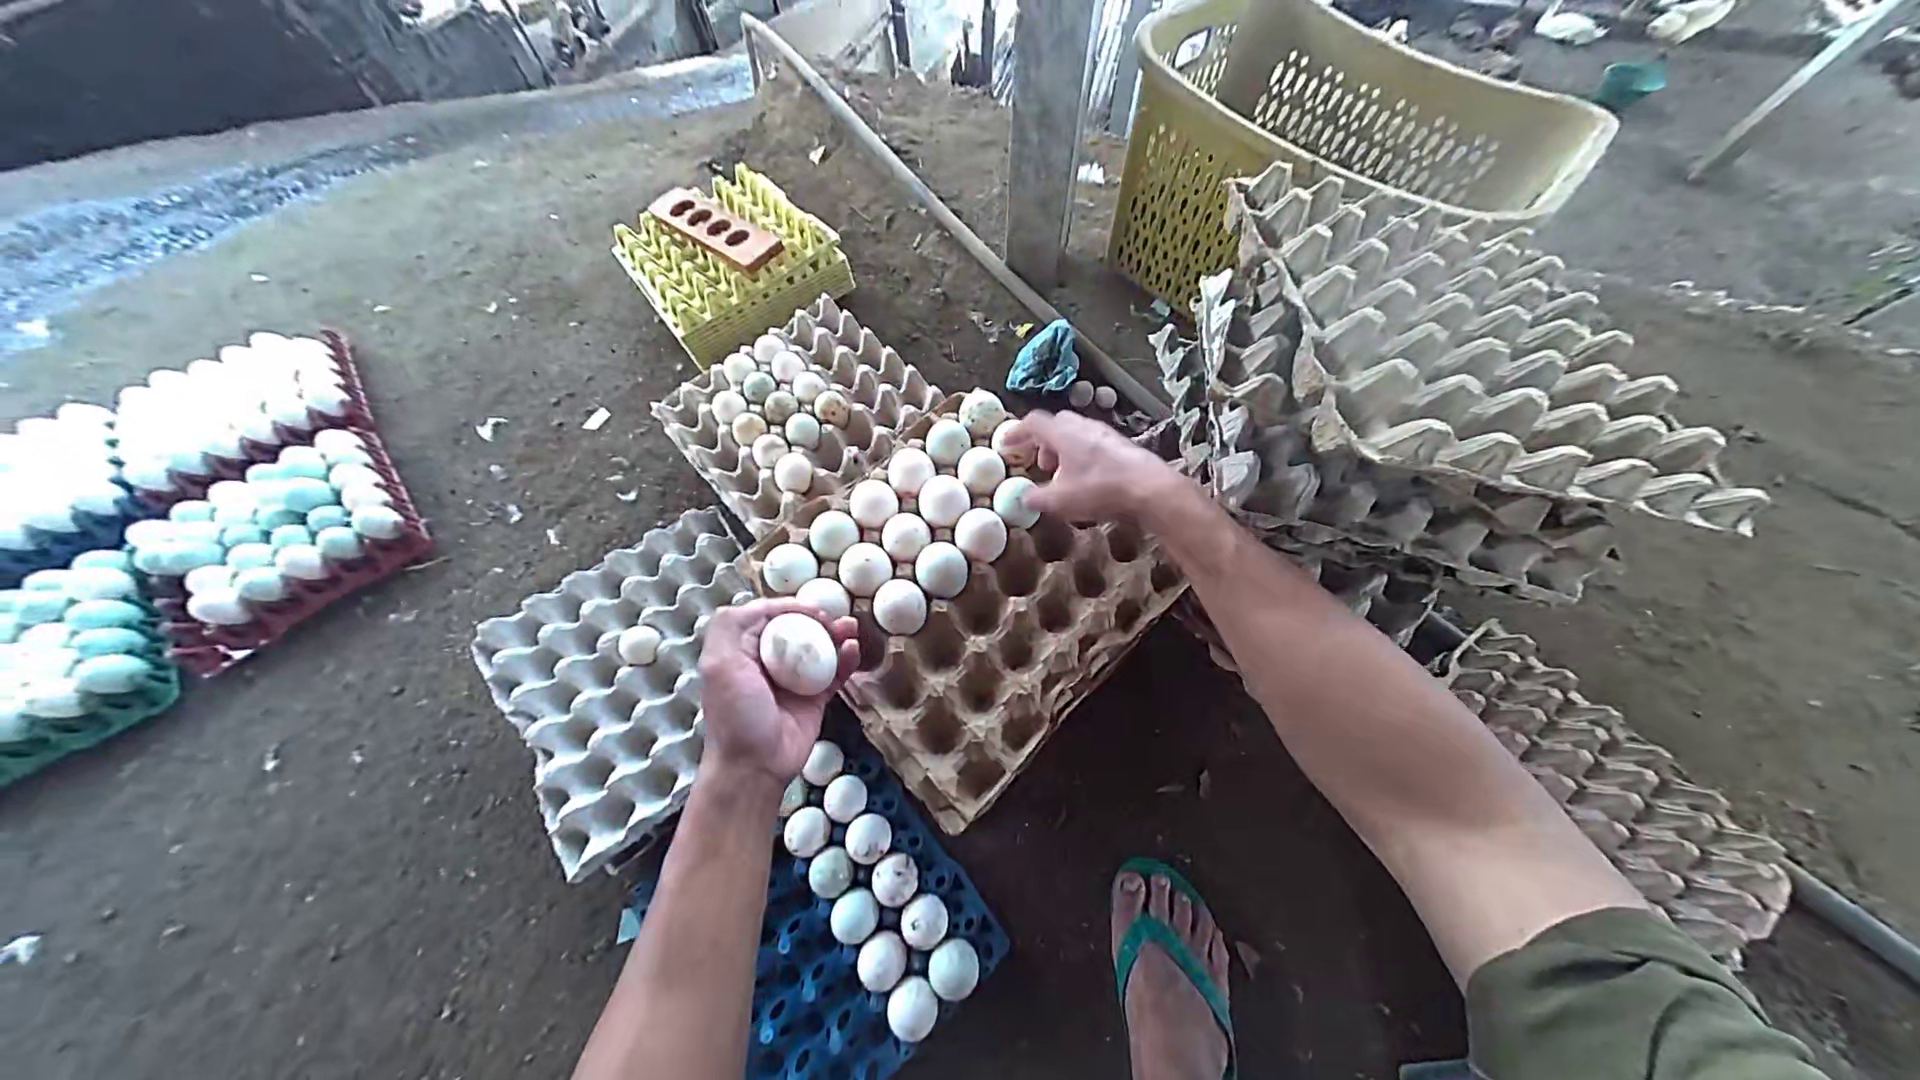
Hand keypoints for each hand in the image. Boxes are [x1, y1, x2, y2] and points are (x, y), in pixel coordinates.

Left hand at [697, 599, 860, 786]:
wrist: (755, 767)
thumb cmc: (736, 716)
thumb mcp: (719, 664)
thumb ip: (730, 627)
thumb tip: (763, 606)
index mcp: (744, 650)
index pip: (770, 616)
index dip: (792, 608)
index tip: (812, 610)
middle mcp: (769, 661)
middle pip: (799, 629)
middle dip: (819, 618)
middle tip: (833, 620)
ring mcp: (794, 679)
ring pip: (820, 647)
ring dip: (837, 634)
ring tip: (850, 628)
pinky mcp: (816, 697)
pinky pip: (835, 672)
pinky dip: (847, 659)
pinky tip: (853, 650)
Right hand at [1004, 410, 1187, 524]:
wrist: (1149, 488)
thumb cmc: (1100, 489)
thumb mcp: (1060, 500)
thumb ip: (1036, 498)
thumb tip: (1023, 497)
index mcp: (1063, 433)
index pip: (1033, 422)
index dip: (1017, 432)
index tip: (1007, 444)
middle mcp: (1083, 426)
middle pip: (1055, 424)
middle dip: (1042, 442)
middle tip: (1039, 463)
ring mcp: (1104, 433)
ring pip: (1075, 433)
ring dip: (1063, 450)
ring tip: (1062, 475)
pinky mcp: (1121, 445)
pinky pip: (1092, 443)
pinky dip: (1081, 455)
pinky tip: (1086, 479)